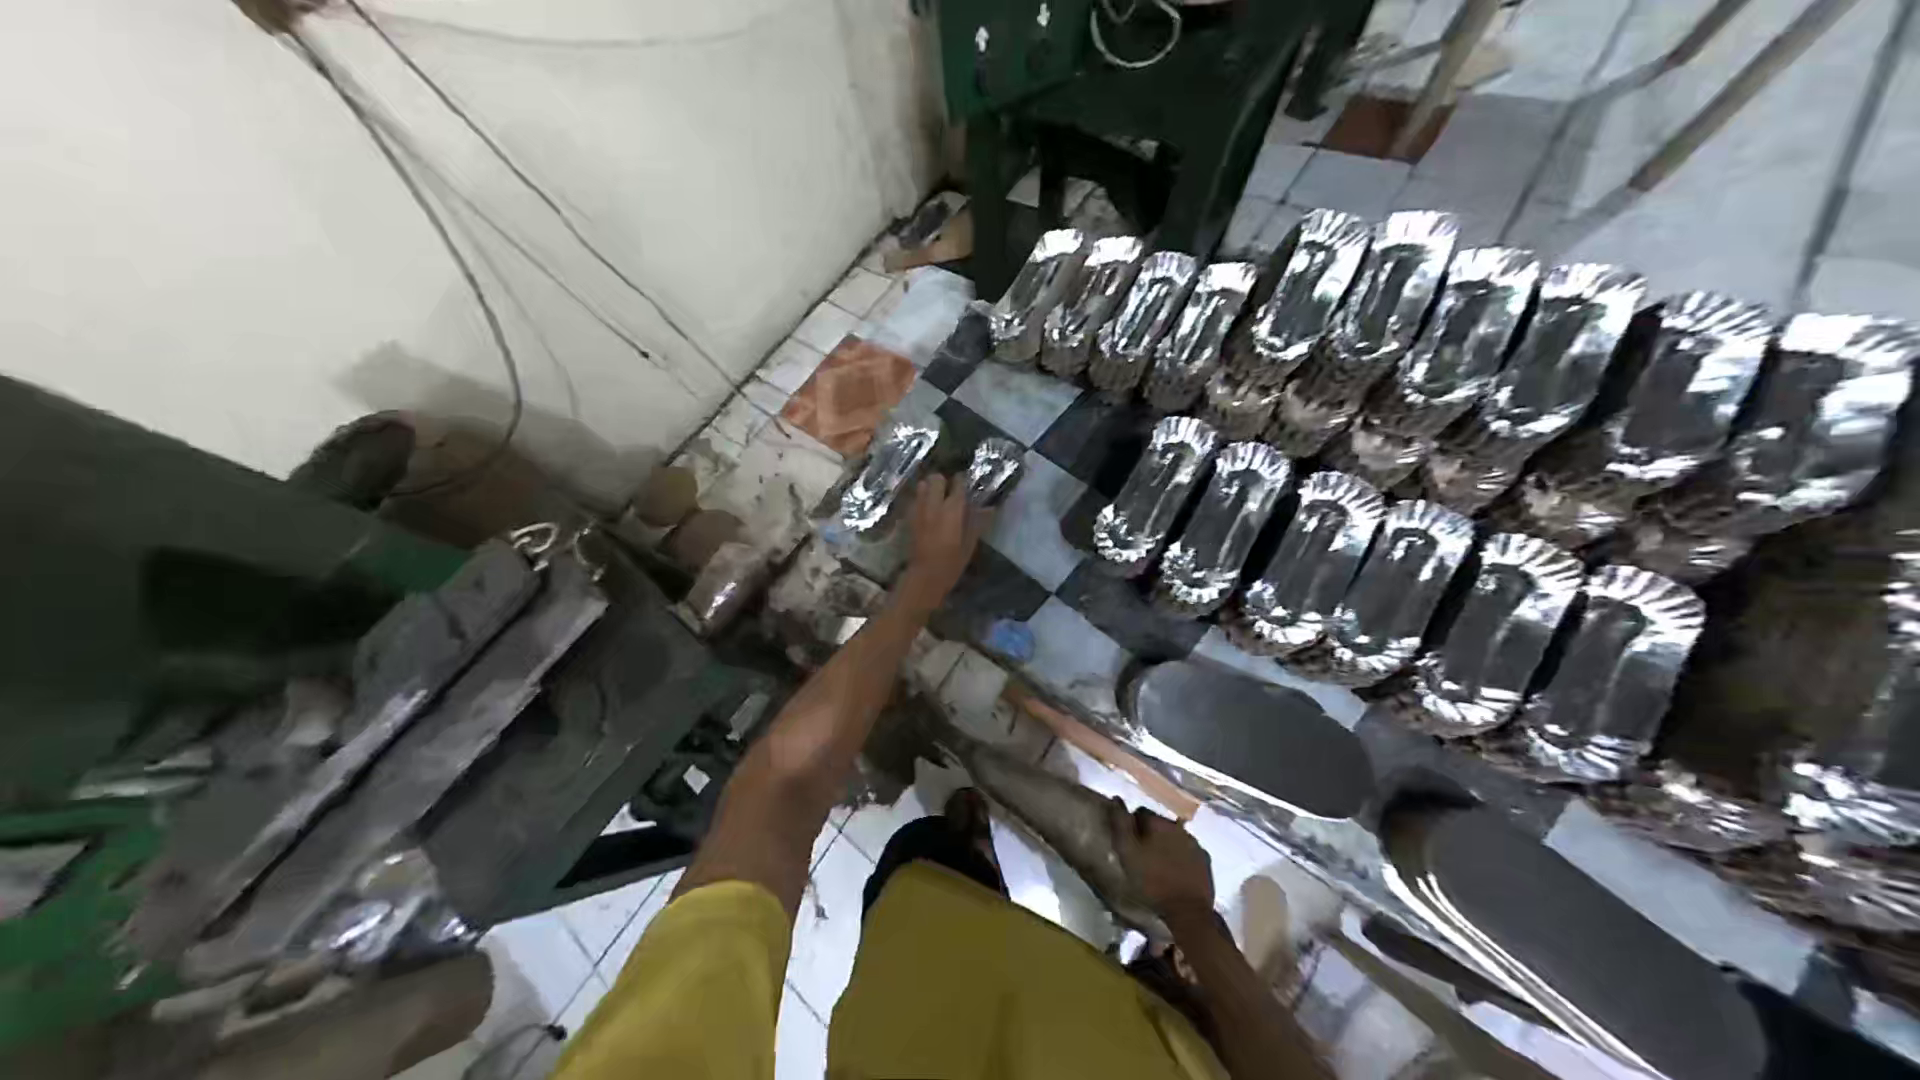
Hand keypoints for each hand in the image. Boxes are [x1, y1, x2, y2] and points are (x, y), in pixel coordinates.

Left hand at [896, 474, 981, 611]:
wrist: (925, 575)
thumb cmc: (952, 562)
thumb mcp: (970, 543)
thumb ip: (978, 522)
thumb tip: (989, 508)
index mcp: (952, 510)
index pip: (958, 484)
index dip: (962, 480)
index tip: (966, 483)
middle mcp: (934, 505)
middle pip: (936, 478)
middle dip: (943, 481)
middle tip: (950, 490)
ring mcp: (919, 510)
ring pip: (922, 485)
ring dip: (930, 487)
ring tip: (937, 498)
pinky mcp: (909, 518)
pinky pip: (916, 499)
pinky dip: (922, 499)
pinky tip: (927, 510)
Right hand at [1108, 797, 1214, 922]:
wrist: (1188, 911)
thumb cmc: (1152, 881)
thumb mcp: (1127, 852)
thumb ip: (1120, 824)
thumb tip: (1117, 798)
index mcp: (1158, 822)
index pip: (1140, 812)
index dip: (1132, 826)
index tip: (1129, 844)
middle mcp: (1179, 827)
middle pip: (1158, 823)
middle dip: (1149, 834)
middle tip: (1142, 856)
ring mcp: (1195, 843)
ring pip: (1174, 837)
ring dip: (1165, 844)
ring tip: (1158, 865)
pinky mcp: (1205, 860)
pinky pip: (1188, 851)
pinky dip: (1180, 856)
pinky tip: (1175, 872)